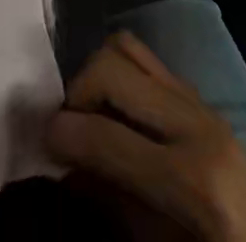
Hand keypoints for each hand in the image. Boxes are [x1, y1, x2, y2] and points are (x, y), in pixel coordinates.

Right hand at [47, 32, 245, 241]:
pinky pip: (147, 61)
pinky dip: (119, 76)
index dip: (63, 135)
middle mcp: (199, 126)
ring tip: (91, 115)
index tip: (42, 144)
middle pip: (112, 66)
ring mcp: (203, 105)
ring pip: (127, 47)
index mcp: (195, 179)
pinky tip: (115, 112)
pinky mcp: (201, 99)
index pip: (106, 133)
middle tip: (67, 130)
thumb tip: (64, 162)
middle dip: (77, 93)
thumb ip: (109, 198)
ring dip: (98, 76)